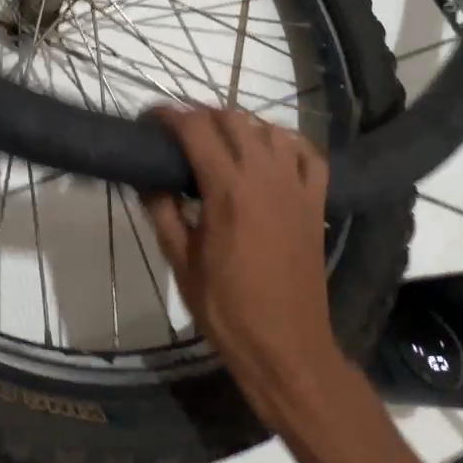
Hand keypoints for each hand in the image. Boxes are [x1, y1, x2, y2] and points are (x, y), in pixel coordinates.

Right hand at [143, 107, 343, 428]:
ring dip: (240, 125)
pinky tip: (269, 151)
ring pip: (269, 129)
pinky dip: (286, 142)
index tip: (149, 120)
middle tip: (177, 132)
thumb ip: (162, 211)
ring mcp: (296, 187)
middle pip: (232, 119)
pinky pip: (308, 154)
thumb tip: (146, 178)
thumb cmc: (225, 307)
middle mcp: (265, 177)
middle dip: (200, 115)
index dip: (169, 116)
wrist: (285, 346)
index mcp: (227, 190)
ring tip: (219, 140)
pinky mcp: (316, 203)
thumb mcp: (180, 260)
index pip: (195, 129)